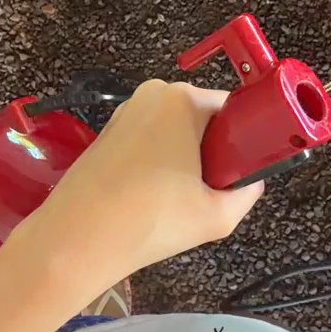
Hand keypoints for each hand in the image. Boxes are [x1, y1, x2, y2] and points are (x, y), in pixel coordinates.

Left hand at [0, 80, 262, 306]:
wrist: (78, 238)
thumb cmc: (152, 220)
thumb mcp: (218, 215)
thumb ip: (248, 192)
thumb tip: (252, 181)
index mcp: (183, 100)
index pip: (232, 108)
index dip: (243, 138)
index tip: (240, 171)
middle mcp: (154, 93)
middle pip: (202, 116)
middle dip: (212, 149)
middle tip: (210, 191)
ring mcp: (125, 109)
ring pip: (174, 129)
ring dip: (184, 155)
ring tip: (177, 198)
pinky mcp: (107, 129)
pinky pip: (149, 137)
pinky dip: (157, 159)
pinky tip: (150, 195)